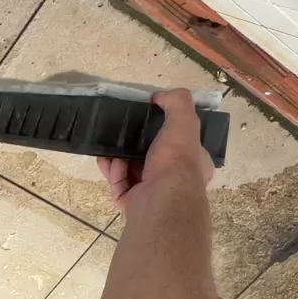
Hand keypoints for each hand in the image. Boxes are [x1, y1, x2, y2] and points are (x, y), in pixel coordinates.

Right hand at [97, 88, 215, 209]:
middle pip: (150, 158)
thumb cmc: (176, 160)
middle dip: (134, 146)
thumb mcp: (184, 122)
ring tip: (109, 147)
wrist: (159, 197)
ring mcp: (151, 194)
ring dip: (119, 158)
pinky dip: (111, 171)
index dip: (164, 133)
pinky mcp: (130, 203)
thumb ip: (177, 102)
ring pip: (131, 171)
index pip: (179, 146)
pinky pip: (118, 184)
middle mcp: (173, 181)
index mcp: (192, 165)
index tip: (148, 122)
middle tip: (122, 135)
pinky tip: (105, 160)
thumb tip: (160, 95)